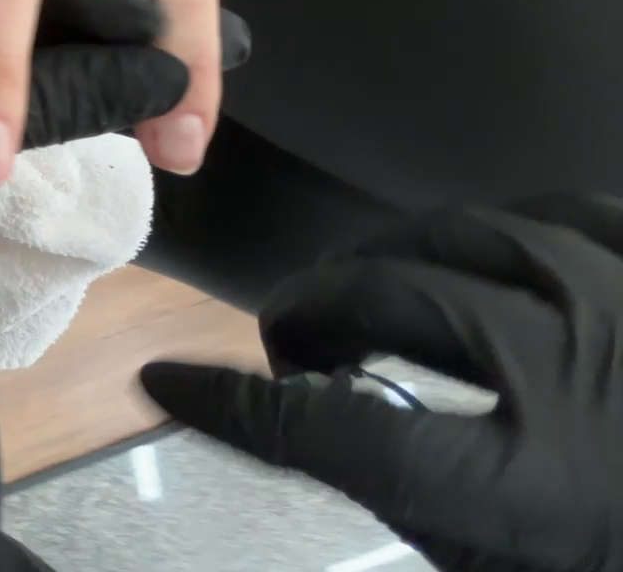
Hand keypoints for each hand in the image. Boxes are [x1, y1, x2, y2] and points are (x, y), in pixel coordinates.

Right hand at [142, 194, 622, 571]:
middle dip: (308, 313)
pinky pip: (577, 211)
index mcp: (542, 490)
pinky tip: (490, 259)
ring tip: (371, 288)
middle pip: (383, 299)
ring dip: (385, 259)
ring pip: (463, 235)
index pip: (326, 430)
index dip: (227, 405)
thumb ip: (418, 496)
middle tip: (295, 342)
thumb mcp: (518, 565)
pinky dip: (512, 228)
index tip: (168, 381)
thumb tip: (312, 421)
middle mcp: (587, 381)